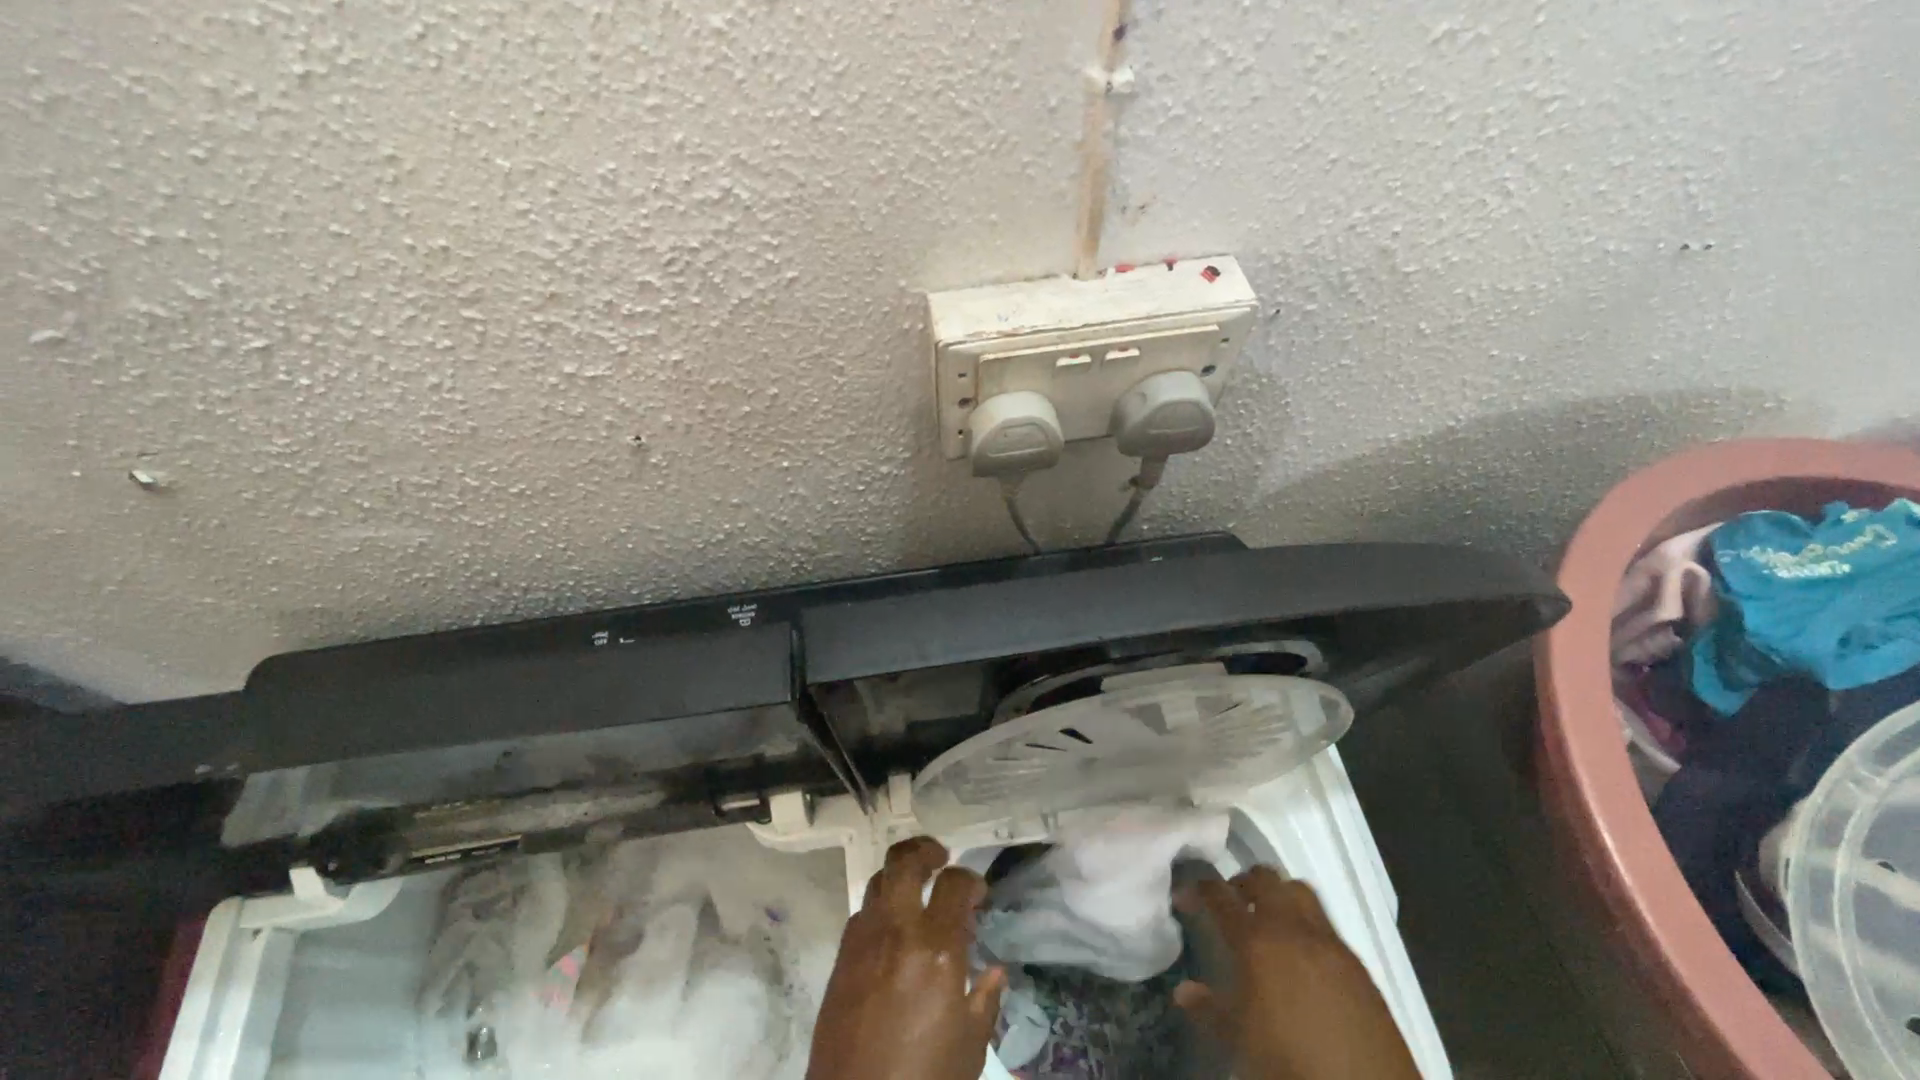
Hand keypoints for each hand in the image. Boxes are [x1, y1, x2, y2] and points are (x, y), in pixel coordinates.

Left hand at [807, 837, 1006, 1079]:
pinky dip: (879, 909)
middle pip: (904, 862)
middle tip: (940, 858)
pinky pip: (860, 915)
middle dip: (924, 850)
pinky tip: (892, 931)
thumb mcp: (970, 1045)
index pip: (954, 884)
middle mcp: (897, 932)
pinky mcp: (840, 960)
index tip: (978, 893)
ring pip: (877, 882)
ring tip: (915, 889)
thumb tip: (992, 970)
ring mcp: (863, 942)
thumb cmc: (926, 1077)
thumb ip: (985, 999)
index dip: (970, 880)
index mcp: (937, 949)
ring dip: (899, 877)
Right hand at [1174, 868, 1420, 1079]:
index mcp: (1257, 942)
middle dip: (1242, 883)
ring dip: (1278, 894)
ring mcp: (1329, 941)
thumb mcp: (1239, 1040)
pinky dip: (1306, 922)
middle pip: (1264, 879)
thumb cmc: (1289, 1060)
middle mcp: (1293, 929)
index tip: (1185, 895)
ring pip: (1299, 891)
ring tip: (1266, 919)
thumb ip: (1209, 1009)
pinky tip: (1301, 954)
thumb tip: (1183, 991)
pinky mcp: (1357, 962)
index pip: (1221, 897)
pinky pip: (1326, 922)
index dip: (1200, 889)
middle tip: (1229, 903)